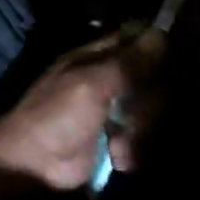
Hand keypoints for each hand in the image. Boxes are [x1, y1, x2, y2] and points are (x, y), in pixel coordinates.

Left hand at [0, 30, 164, 189]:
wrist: (34, 165)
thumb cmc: (56, 117)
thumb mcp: (90, 85)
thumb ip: (127, 63)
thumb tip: (160, 34)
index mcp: (94, 59)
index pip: (135, 39)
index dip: (155, 48)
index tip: (165, 66)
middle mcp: (106, 80)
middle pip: (152, 79)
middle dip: (149, 103)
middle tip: (132, 118)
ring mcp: (112, 111)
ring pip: (151, 111)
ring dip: (140, 133)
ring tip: (119, 145)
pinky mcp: (117, 139)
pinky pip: (144, 138)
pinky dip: (135, 151)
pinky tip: (119, 158)